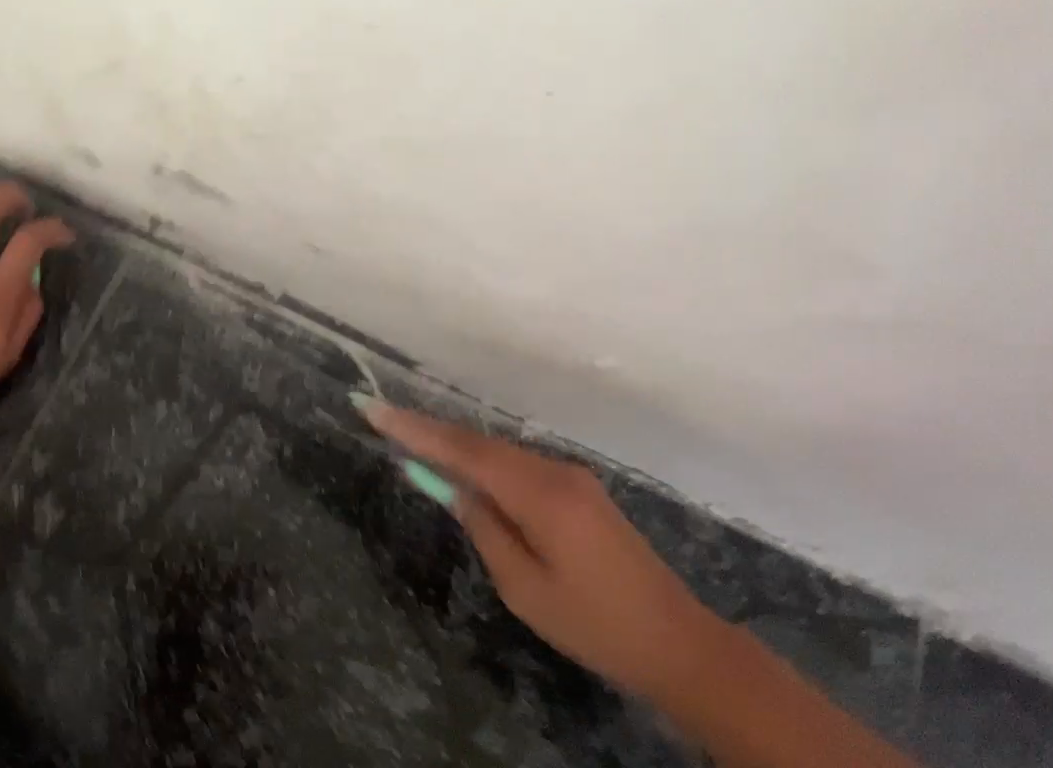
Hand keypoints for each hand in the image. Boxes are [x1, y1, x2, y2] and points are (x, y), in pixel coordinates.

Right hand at [364, 401, 730, 699]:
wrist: (679, 643)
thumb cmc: (595, 625)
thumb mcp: (524, 588)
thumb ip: (485, 529)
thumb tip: (454, 490)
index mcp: (541, 494)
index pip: (464, 451)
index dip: (415, 430)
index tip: (373, 410)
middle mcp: (556, 472)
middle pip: (479, 443)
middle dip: (428, 429)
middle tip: (380, 417)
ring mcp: (572, 479)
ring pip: (498, 452)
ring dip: (454, 445)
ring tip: (407, 438)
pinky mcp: (580, 492)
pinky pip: (517, 466)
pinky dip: (482, 462)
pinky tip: (460, 468)